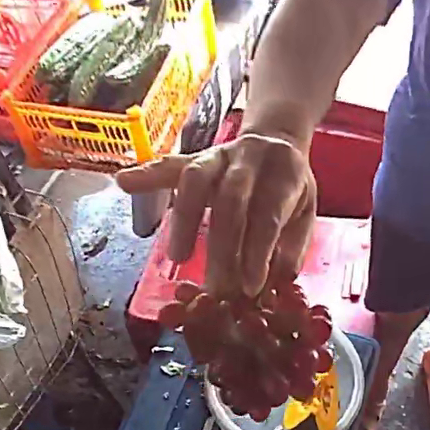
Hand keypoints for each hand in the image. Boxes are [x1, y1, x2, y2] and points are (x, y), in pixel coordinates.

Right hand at [115, 130, 317, 298]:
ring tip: (178, 257)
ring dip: (184, 220)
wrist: (276, 140)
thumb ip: (292, 246)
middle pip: (230, 202)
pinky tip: (123, 183)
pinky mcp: (195, 160)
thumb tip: (277, 282)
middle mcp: (248, 160)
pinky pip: (169, 166)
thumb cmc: (287, 189)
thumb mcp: (306, 213)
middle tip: (215, 289)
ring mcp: (219, 157)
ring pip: (197, 181)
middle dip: (222, 249)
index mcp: (283, 174)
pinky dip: (146, 174)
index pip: (267, 216)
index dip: (257, 253)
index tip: (250, 288)